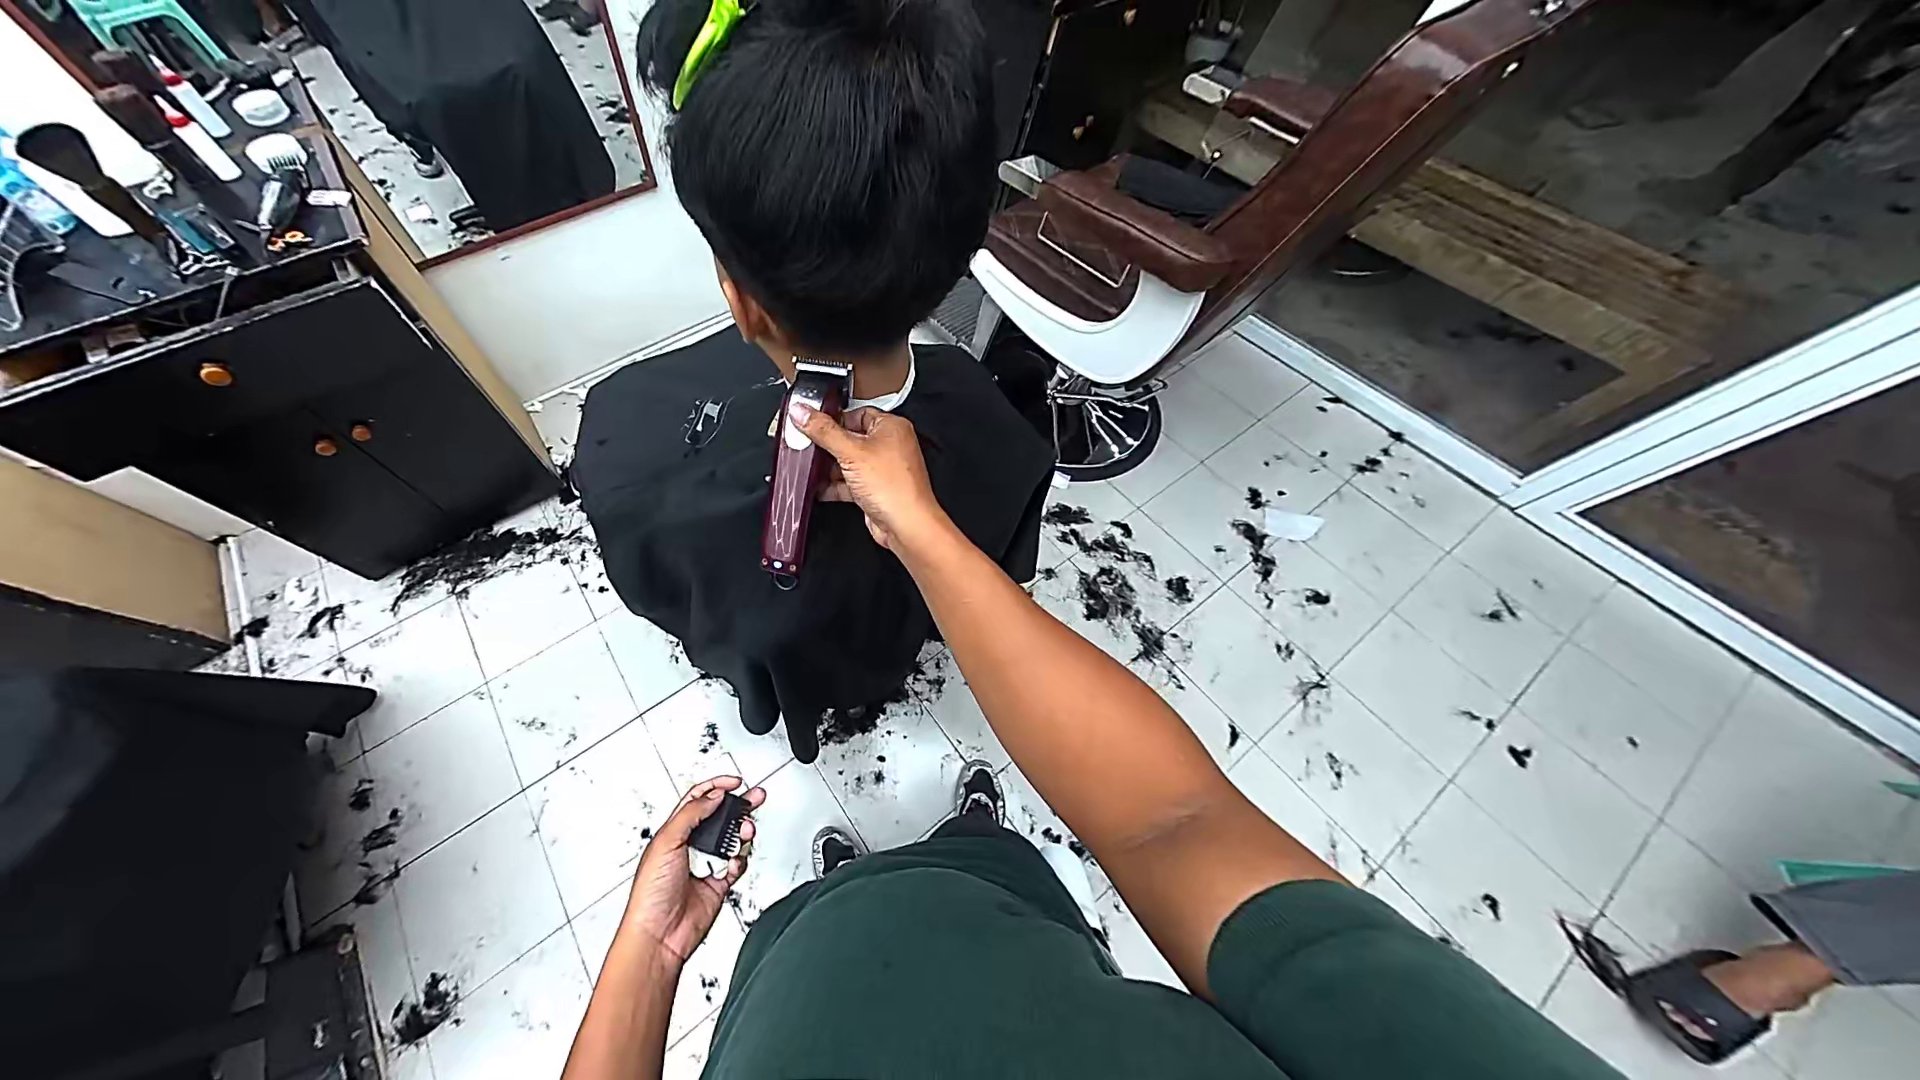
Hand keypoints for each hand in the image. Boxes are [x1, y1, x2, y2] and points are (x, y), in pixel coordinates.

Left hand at [622, 776, 764, 965]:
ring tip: (745, 832)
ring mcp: (707, 863)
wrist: (659, 936)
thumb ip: (691, 815)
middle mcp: (691, 846)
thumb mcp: (666, 843)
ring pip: (733, 838)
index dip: (716, 787)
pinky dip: (741, 859)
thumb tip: (714, 796)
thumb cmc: (649, 896)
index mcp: (674, 832)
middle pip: (721, 816)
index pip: (698, 800)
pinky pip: (739, 863)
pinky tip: (735, 860)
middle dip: (740, 804)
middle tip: (756, 797)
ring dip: (742, 832)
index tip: (734, 783)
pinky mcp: (720, 882)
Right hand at [790, 402, 949, 551]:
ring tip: (811, 467)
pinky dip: (835, 485)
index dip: (834, 417)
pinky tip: (820, 488)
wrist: (905, 525)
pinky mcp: (875, 489)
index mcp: (891, 427)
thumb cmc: (895, 487)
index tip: (812, 422)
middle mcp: (890, 446)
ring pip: (849, 462)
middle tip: (808, 445)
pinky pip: (850, 482)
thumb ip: (824, 431)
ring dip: (830, 467)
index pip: (857, 412)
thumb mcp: (851, 452)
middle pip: (851, 437)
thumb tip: (803, 413)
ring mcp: (883, 469)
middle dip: (829, 445)